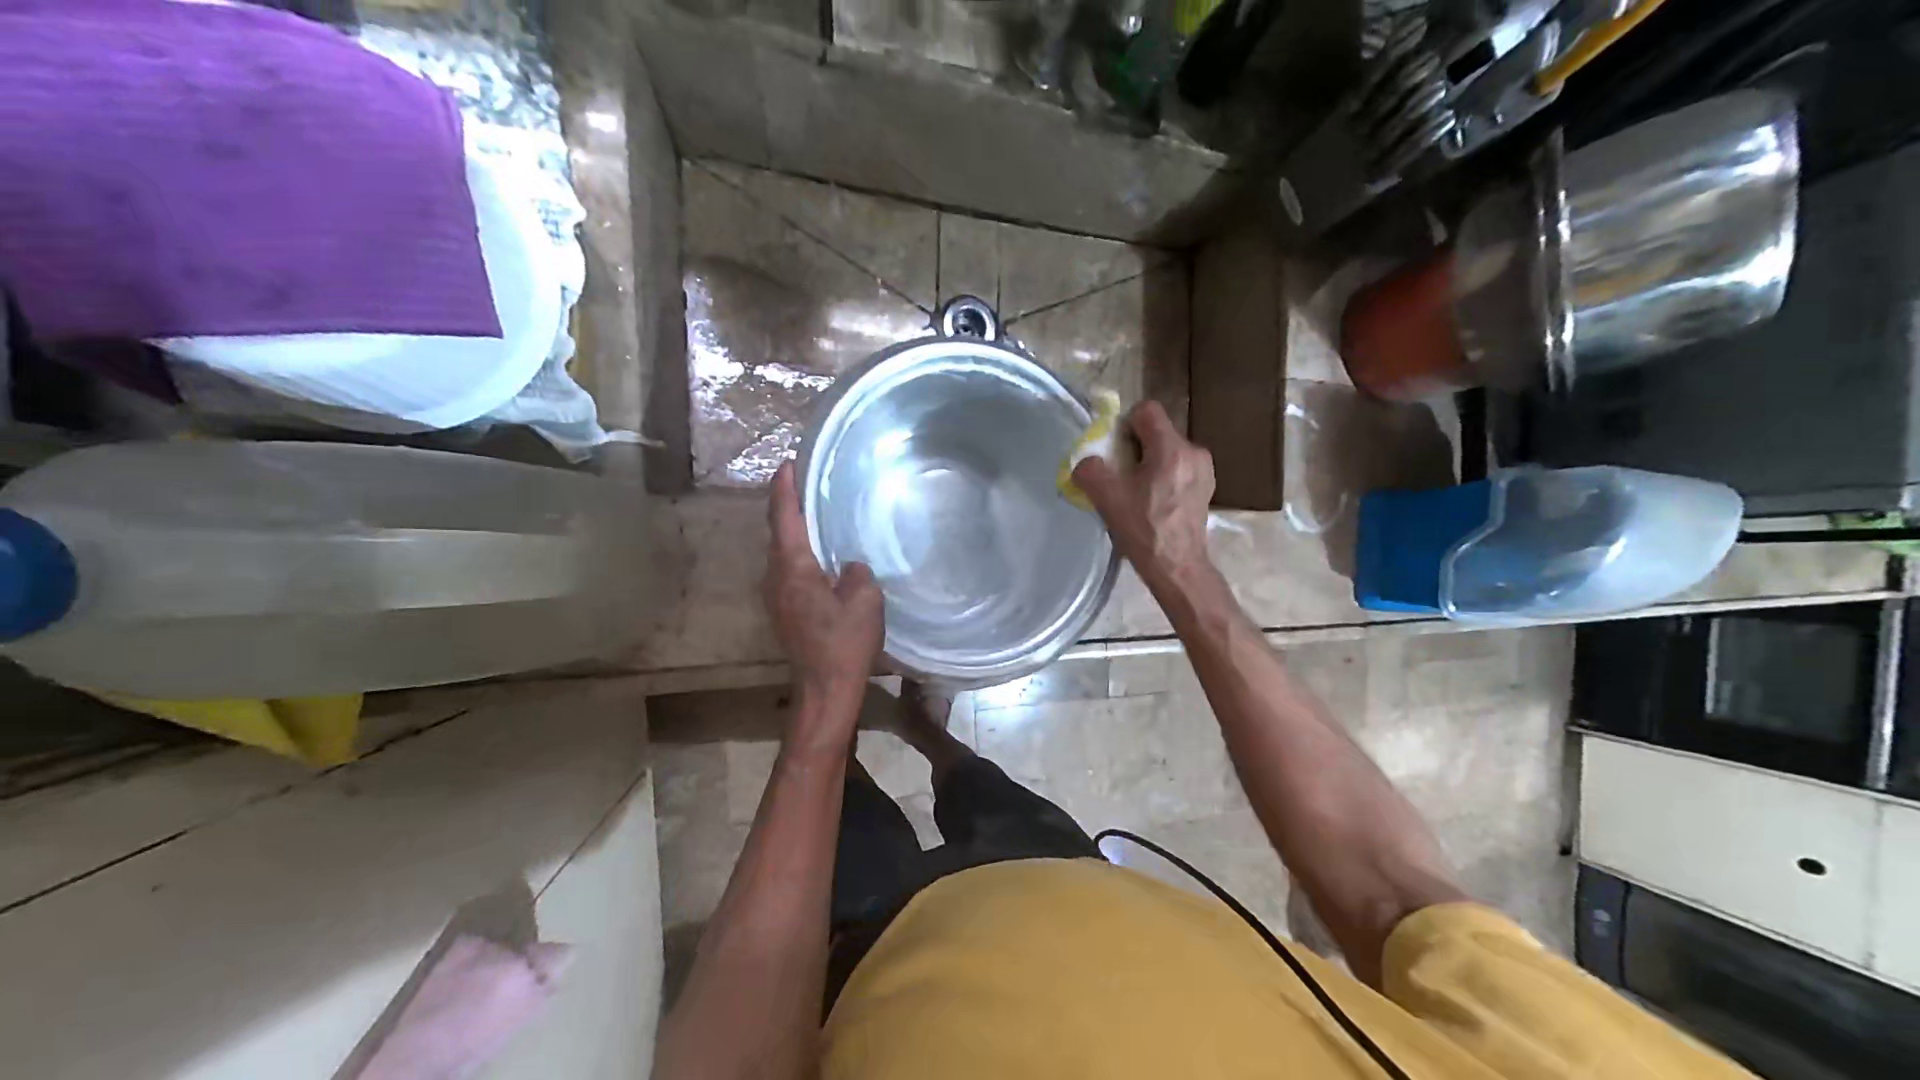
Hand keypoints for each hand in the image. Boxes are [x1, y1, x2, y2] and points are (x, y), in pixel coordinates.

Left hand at [763, 461, 883, 720]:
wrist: (825, 689)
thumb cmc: (844, 643)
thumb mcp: (865, 600)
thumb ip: (856, 572)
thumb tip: (848, 566)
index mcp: (793, 568)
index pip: (785, 517)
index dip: (785, 488)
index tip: (789, 463)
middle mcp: (776, 577)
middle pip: (778, 532)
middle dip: (790, 505)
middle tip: (808, 483)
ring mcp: (776, 596)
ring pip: (783, 553)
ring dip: (795, 531)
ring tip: (817, 514)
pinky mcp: (784, 611)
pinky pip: (789, 570)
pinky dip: (800, 554)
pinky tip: (821, 555)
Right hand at [1071, 401, 1216, 592]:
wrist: (1178, 568)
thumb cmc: (1143, 531)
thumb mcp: (1106, 498)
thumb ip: (1089, 470)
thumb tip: (1087, 462)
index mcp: (1172, 449)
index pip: (1147, 410)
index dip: (1125, 424)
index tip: (1114, 451)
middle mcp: (1194, 452)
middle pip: (1157, 431)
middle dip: (1135, 447)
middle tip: (1121, 475)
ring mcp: (1204, 471)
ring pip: (1167, 451)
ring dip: (1149, 463)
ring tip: (1137, 493)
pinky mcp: (1206, 488)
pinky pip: (1178, 468)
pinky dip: (1163, 478)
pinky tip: (1153, 504)